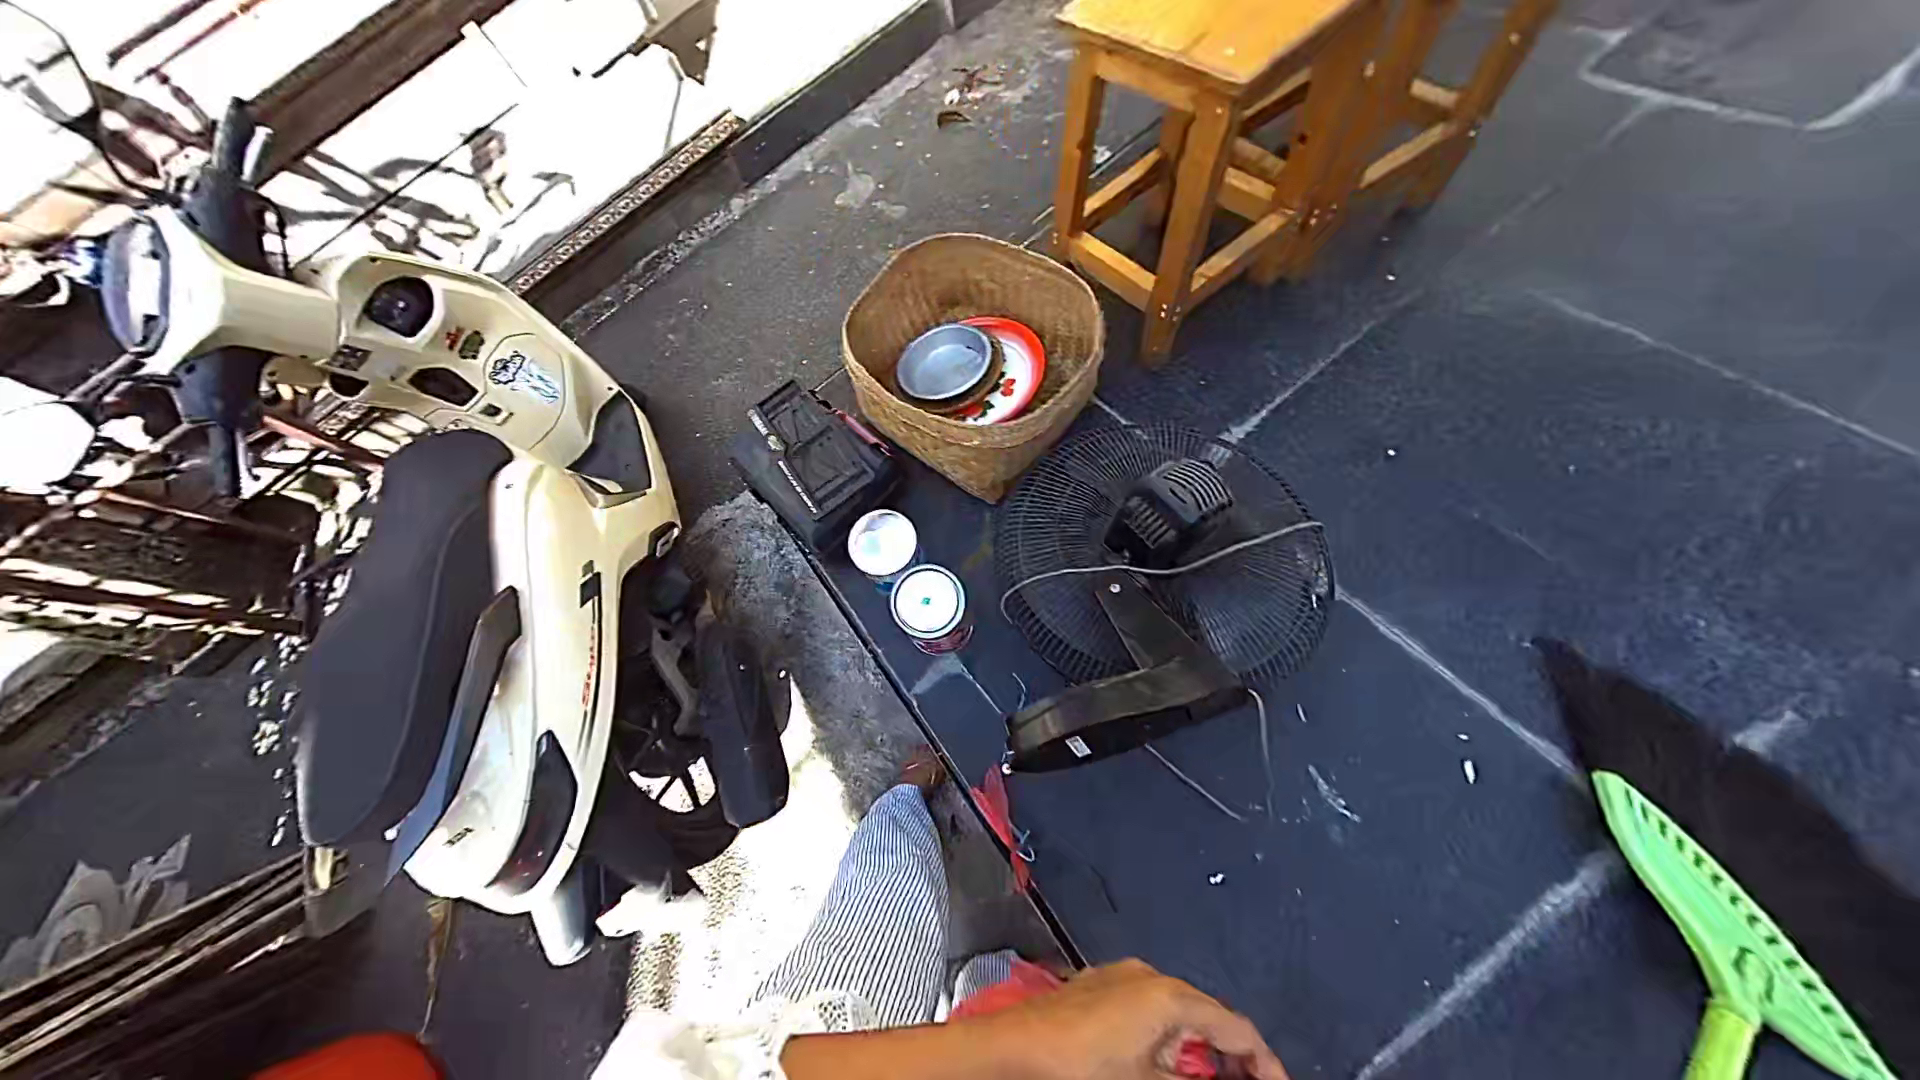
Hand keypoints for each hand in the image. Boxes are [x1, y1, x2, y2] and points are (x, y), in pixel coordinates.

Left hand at [966, 958, 1289, 1079]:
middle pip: (1208, 1013)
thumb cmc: (1087, 1067)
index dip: (1265, 1062)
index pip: (1235, 1026)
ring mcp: (1123, 975)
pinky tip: (1166, 1060)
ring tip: (1211, 1076)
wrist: (1020, 1045)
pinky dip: (1169, 1034)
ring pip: (1178, 1009)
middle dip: (1233, 1054)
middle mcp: (1150, 975)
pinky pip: (1150, 1006)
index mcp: (1169, 996)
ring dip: (1199, 1045)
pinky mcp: (1102, 983)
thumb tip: (1221, 1076)